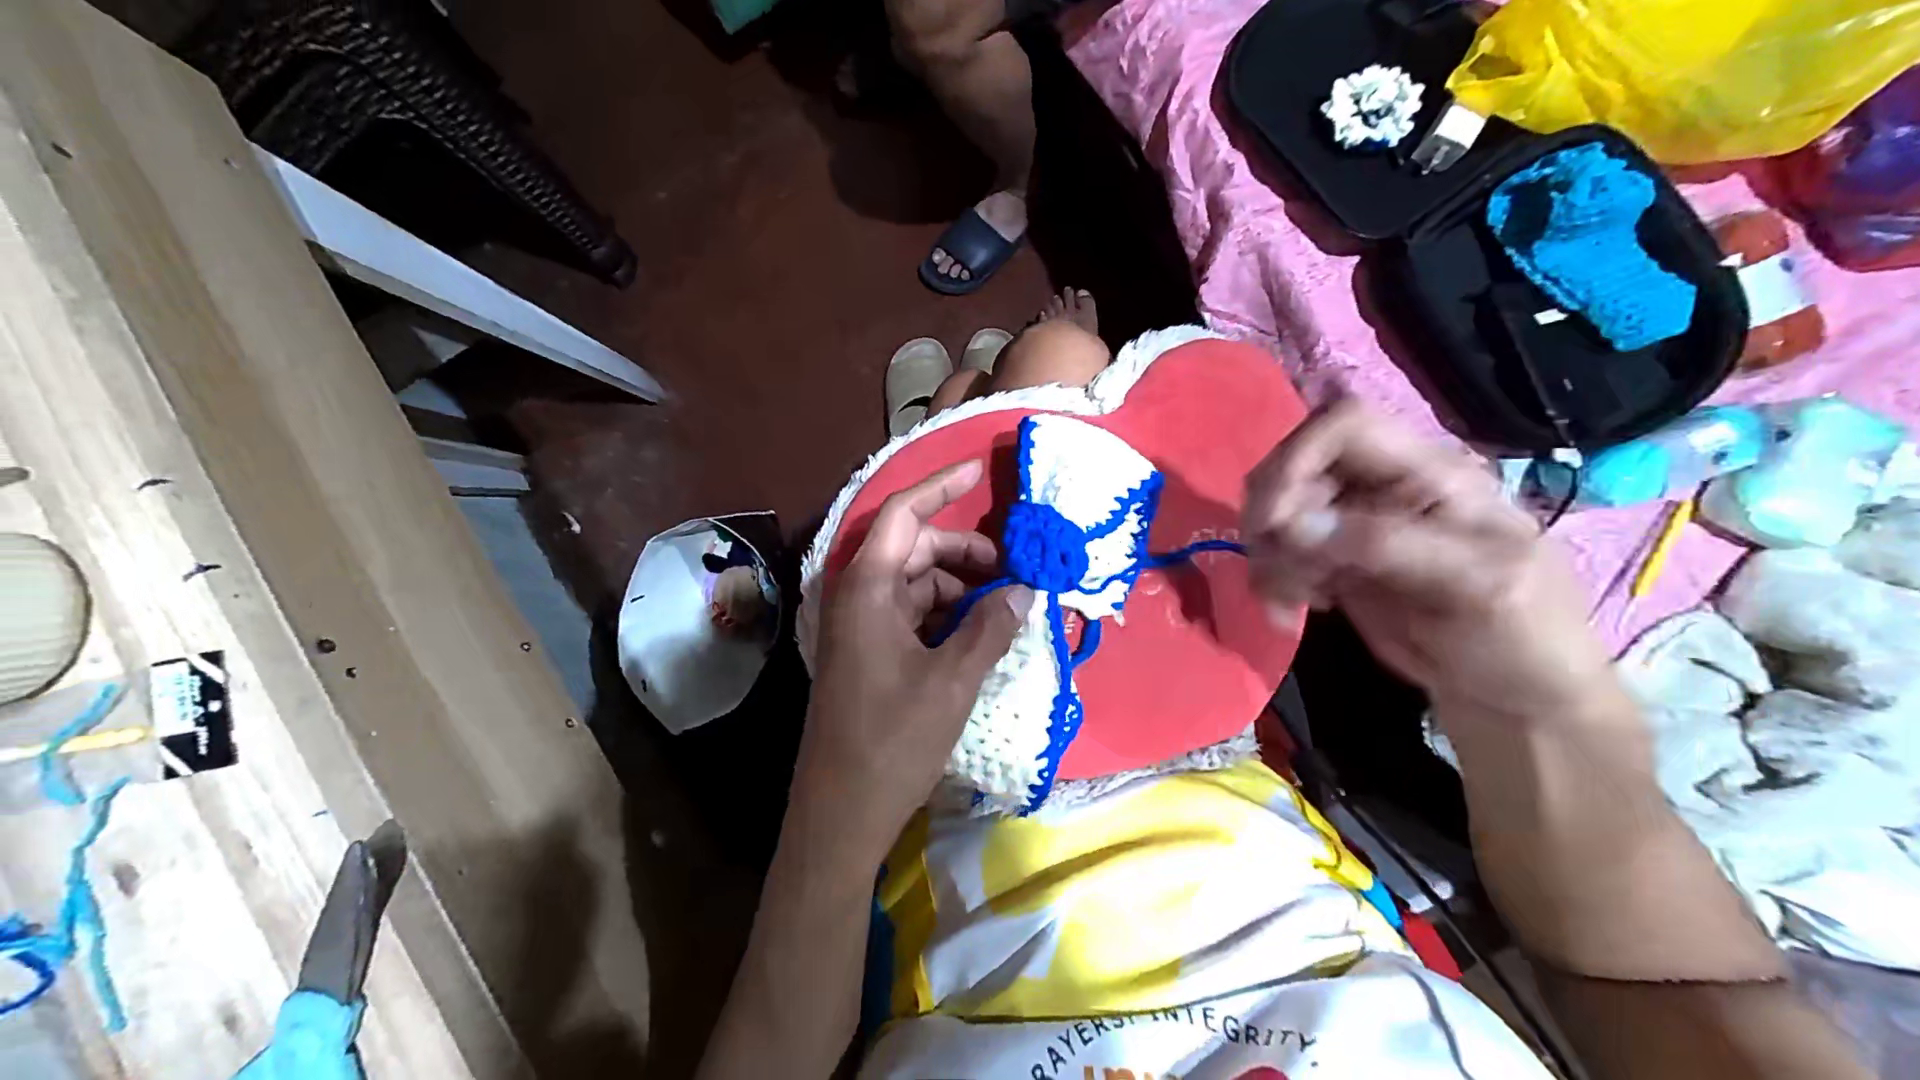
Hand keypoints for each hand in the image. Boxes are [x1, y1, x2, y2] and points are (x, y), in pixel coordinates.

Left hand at [800, 460, 1032, 859]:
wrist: (840, 810)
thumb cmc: (892, 740)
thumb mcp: (952, 681)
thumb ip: (990, 629)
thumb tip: (1024, 593)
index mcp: (866, 589)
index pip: (903, 515)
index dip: (940, 486)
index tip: (979, 470)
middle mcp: (855, 597)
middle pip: (912, 549)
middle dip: (963, 552)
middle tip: (1011, 571)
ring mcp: (858, 627)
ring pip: (913, 584)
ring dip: (956, 587)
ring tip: (1001, 608)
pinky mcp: (866, 654)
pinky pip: (909, 615)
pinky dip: (943, 615)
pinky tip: (976, 633)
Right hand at [1242, 400, 1624, 730]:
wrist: (1516, 700)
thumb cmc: (1522, 636)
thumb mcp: (1478, 585)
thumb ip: (1386, 544)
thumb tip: (1292, 524)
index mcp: (1431, 473)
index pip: (1345, 424)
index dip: (1298, 456)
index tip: (1277, 519)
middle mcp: (1382, 488)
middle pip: (1294, 464)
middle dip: (1271, 512)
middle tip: (1274, 563)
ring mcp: (1352, 526)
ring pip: (1276, 512)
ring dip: (1268, 555)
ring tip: (1293, 601)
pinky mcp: (1331, 564)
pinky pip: (1277, 555)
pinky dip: (1270, 580)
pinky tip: (1293, 611)